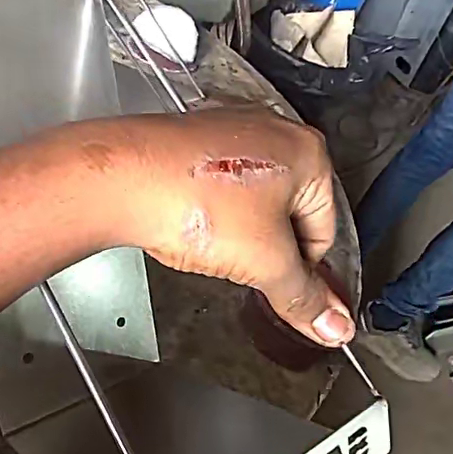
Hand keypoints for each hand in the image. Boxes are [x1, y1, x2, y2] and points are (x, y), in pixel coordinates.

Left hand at [71, 108, 352, 346]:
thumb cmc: (192, 201)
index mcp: (307, 152)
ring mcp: (230, 130)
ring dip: (240, 231)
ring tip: (213, 242)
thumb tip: (332, 323)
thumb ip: (303, 297)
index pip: (325, 231)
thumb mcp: (265, 263)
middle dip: (270, 247)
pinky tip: (194, 225)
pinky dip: (213, 211)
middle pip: (290, 214)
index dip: (304, 268)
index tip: (282, 285)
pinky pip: (219, 185)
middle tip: (243, 263)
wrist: (120, 182)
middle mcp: (272, 131)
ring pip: (252, 200)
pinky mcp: (195, 139)